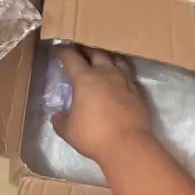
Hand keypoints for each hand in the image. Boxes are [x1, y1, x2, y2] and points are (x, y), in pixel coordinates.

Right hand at [51, 44, 154, 164]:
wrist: (129, 145)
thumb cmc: (94, 136)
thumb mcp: (68, 130)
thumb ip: (61, 120)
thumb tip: (58, 116)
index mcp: (85, 78)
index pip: (71, 57)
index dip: (61, 51)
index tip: (56, 50)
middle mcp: (106, 73)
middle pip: (95, 52)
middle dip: (85, 49)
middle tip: (78, 50)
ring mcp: (125, 81)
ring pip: (116, 59)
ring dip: (106, 56)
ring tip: (101, 58)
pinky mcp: (138, 91)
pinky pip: (128, 74)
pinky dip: (121, 71)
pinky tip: (119, 77)